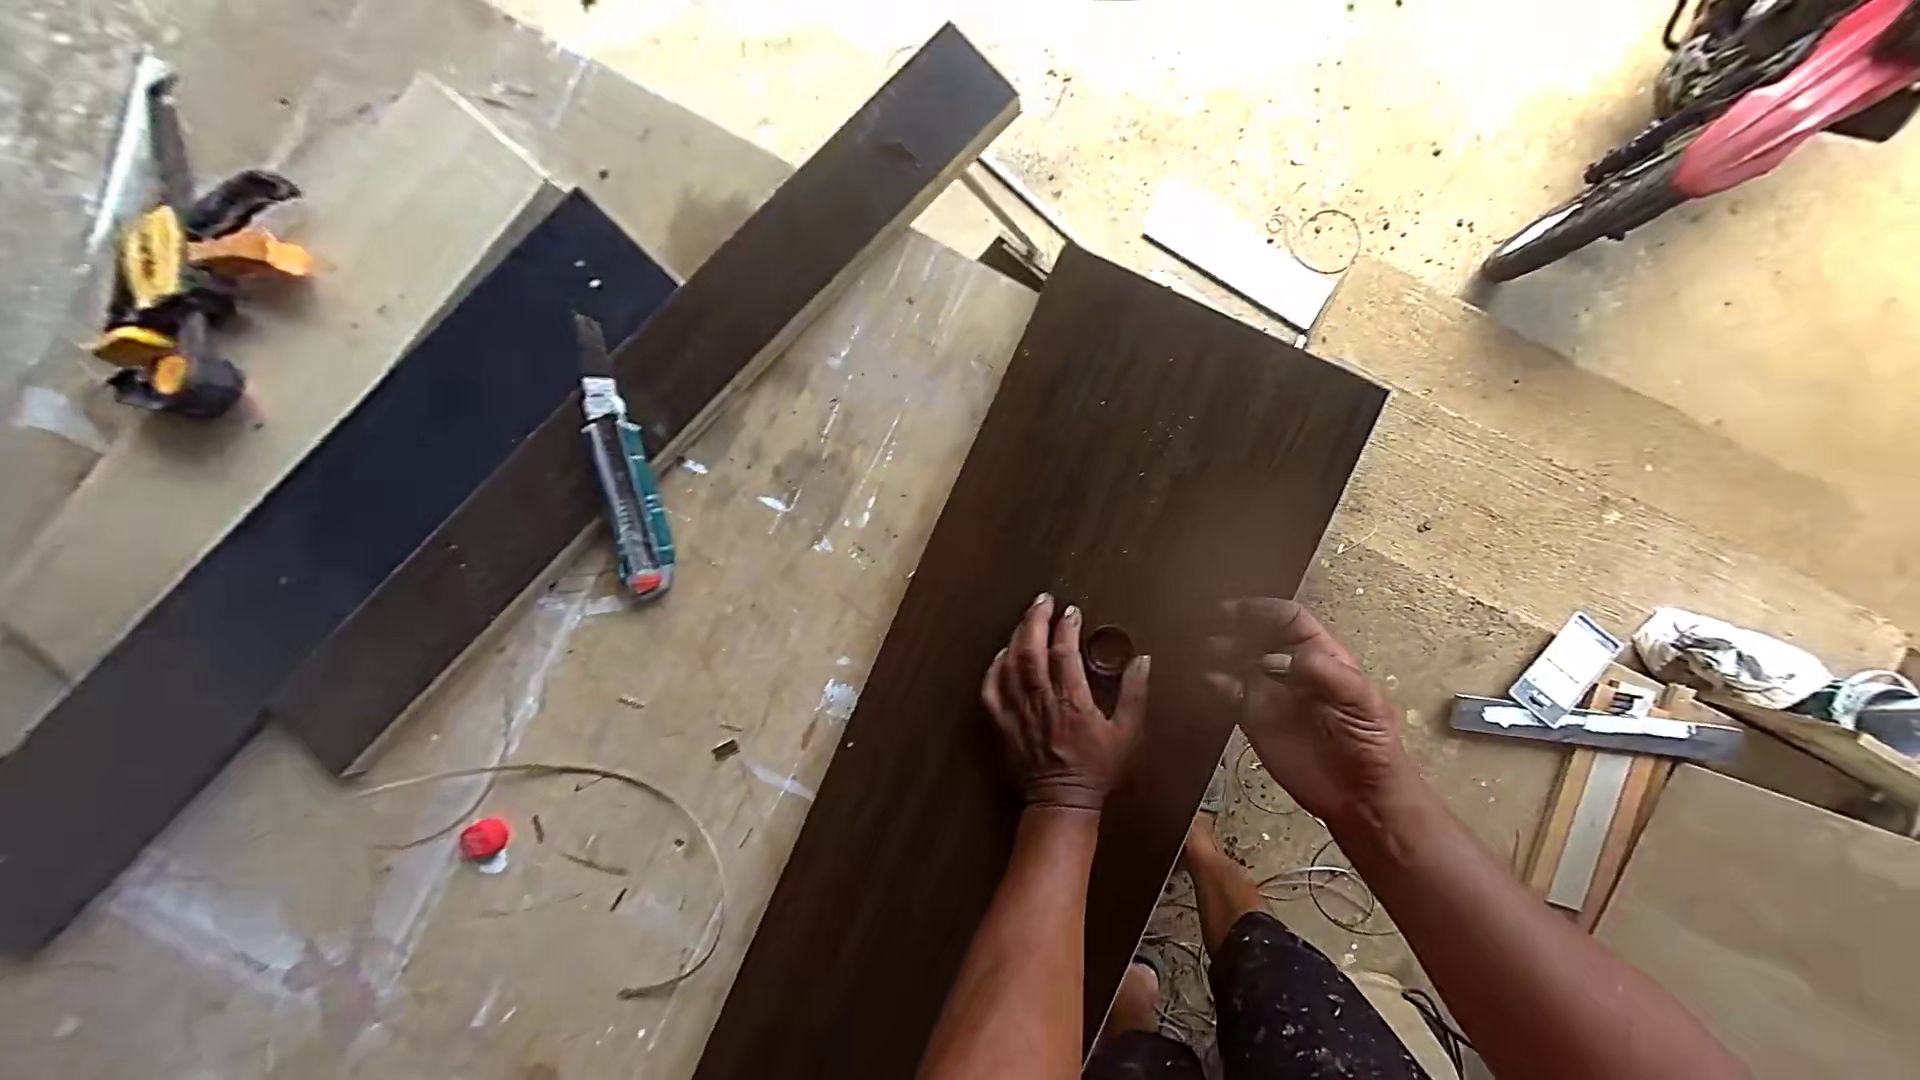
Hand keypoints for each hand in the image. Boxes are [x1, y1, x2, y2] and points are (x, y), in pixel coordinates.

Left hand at [981, 593, 1148, 810]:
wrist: (1063, 801)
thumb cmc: (1098, 768)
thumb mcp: (1128, 734)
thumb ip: (1135, 694)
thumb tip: (1141, 660)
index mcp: (1073, 703)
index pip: (1065, 654)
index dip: (1067, 627)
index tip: (1072, 611)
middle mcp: (1042, 703)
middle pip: (1032, 651)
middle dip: (1036, 620)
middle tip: (1043, 600)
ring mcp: (1018, 713)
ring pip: (1011, 666)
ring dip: (1017, 636)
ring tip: (1027, 617)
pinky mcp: (1003, 724)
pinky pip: (991, 689)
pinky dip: (994, 667)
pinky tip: (1002, 653)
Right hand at [1208, 598, 1409, 824]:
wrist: (1359, 797)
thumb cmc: (1372, 746)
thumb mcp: (1361, 701)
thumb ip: (1324, 672)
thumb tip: (1281, 657)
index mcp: (1320, 655)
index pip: (1287, 618)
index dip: (1263, 609)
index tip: (1238, 608)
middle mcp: (1289, 668)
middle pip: (1253, 633)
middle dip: (1231, 624)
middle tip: (1211, 622)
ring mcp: (1267, 691)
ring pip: (1233, 659)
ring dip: (1217, 651)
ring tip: (1205, 650)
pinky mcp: (1250, 715)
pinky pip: (1225, 691)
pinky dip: (1212, 683)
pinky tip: (1210, 681)